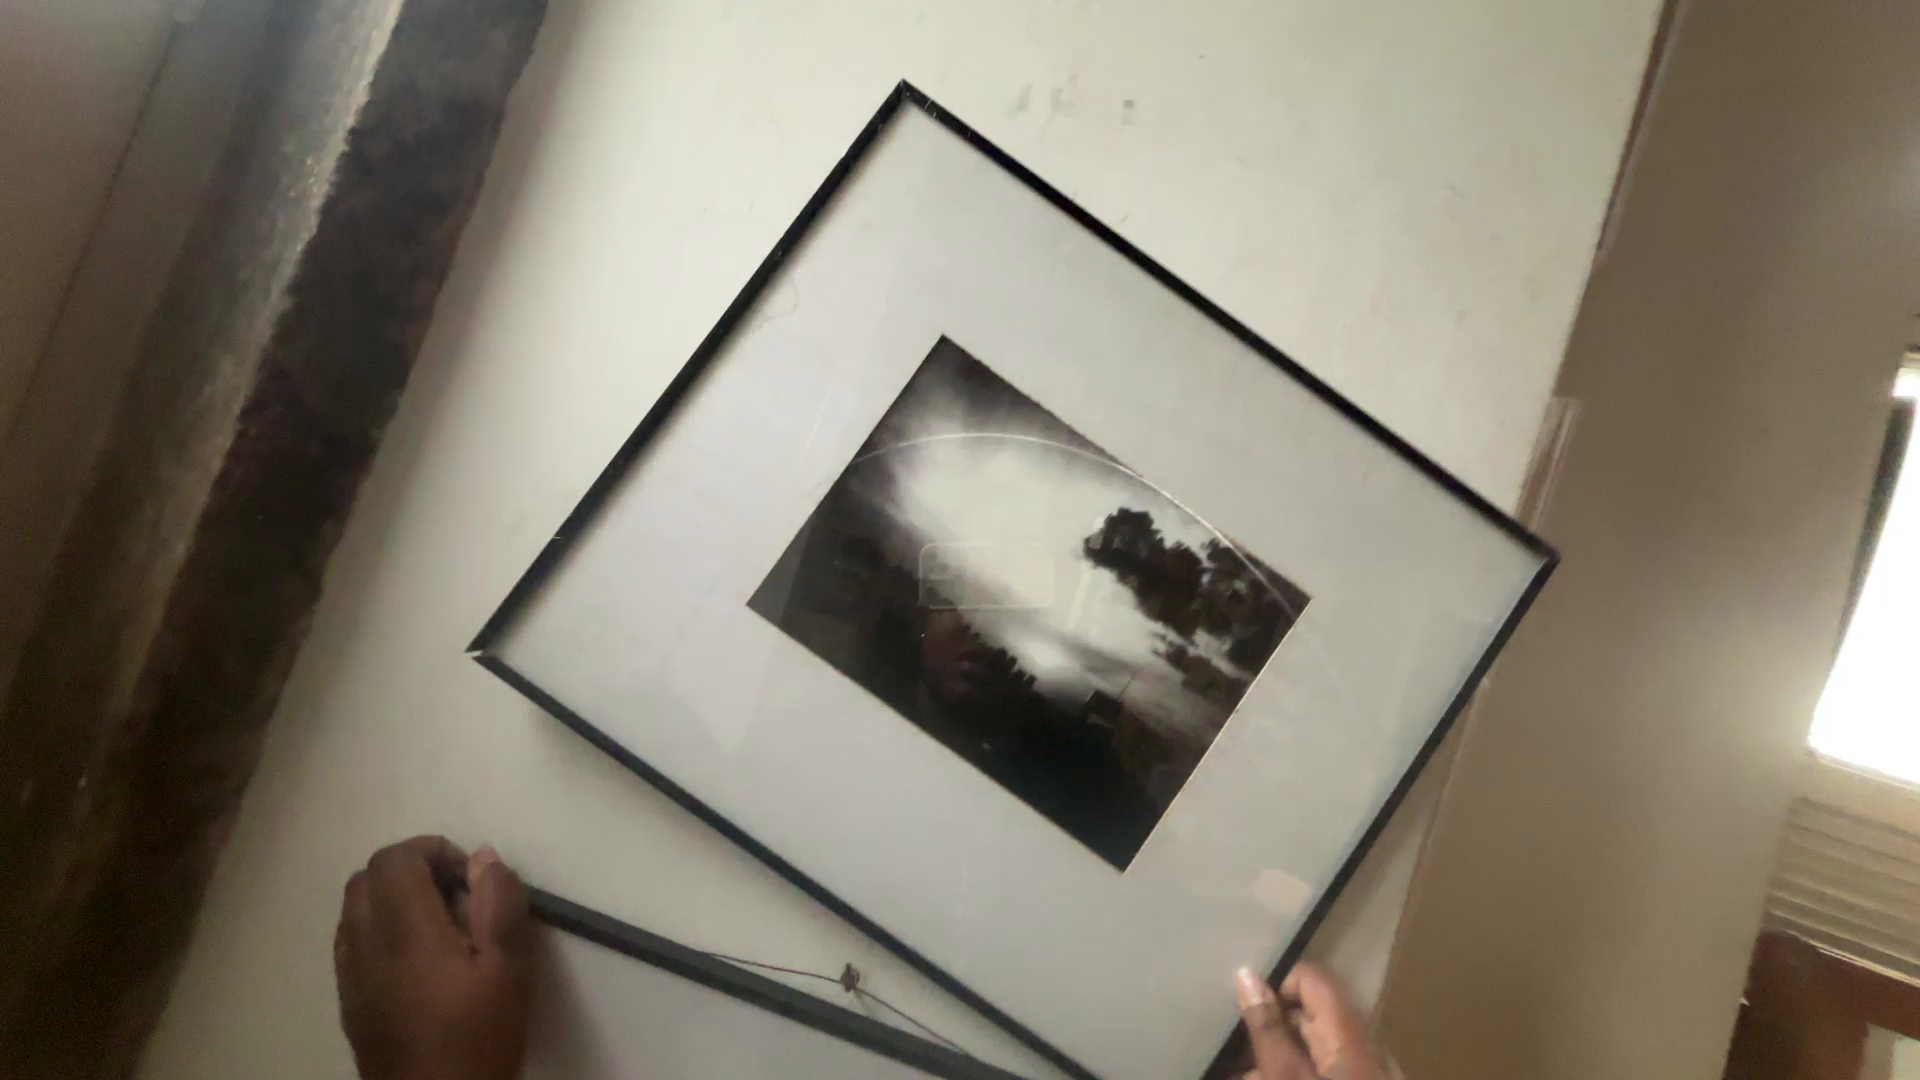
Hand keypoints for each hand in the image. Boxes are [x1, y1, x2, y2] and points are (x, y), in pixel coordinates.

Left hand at [335, 836, 534, 1079]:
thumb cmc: (481, 1031)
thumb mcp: (512, 963)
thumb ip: (500, 901)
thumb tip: (483, 856)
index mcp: (406, 935)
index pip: (393, 860)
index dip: (433, 849)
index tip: (470, 875)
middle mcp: (366, 949)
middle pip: (365, 877)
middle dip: (412, 867)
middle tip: (458, 890)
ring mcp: (351, 977)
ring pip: (353, 907)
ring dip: (394, 895)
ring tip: (442, 919)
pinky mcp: (350, 1000)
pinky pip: (351, 939)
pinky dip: (381, 924)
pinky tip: (421, 951)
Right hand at [1234, 964, 1403, 1079]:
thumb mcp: (1286, 1078)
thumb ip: (1268, 1028)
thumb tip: (1248, 974)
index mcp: (1351, 1034)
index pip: (1312, 978)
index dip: (1278, 986)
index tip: (1249, 1017)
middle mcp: (1368, 1051)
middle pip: (1313, 1018)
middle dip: (1272, 1034)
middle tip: (1239, 1060)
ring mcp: (1371, 1078)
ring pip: (1317, 1055)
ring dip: (1279, 1064)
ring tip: (1248, 1078)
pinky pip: (1328, 1076)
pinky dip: (1297, 1077)